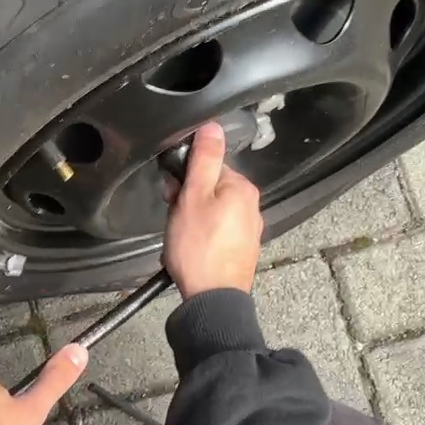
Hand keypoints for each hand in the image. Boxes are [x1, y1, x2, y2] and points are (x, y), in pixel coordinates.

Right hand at [163, 122, 262, 298]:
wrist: (212, 298)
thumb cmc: (199, 248)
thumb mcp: (193, 197)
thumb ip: (203, 160)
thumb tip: (212, 126)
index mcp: (242, 189)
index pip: (210, 167)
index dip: (185, 178)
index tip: (173, 194)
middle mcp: (251, 207)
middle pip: (212, 190)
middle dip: (188, 201)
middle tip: (175, 218)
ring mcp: (248, 231)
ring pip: (213, 213)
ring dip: (193, 220)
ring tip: (181, 238)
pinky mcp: (241, 251)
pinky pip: (217, 234)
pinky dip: (202, 238)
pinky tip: (192, 250)